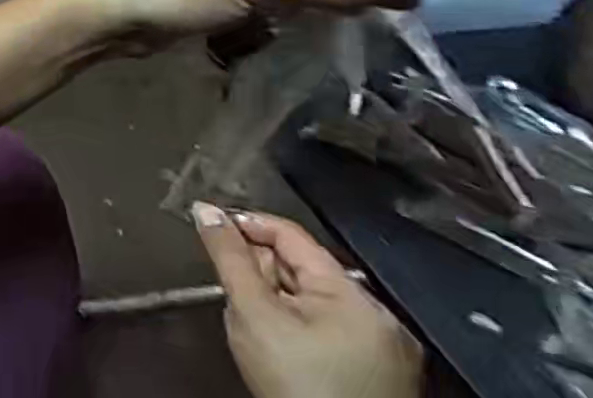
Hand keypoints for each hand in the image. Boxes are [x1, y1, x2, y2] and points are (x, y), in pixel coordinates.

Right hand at [194, 205, 423, 397]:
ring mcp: (385, 348)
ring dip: (278, 299)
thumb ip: (228, 256)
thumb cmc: (296, 386)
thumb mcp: (251, 313)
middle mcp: (379, 316)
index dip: (246, 224)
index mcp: (353, 295)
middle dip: (262, 270)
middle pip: (302, 266)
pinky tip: (282, 346)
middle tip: (235, 290)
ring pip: (314, 298)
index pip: (289, 233)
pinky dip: (299, 326)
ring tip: (256, 323)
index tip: (212, 229)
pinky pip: (330, 328)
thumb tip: (206, 211)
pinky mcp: (382, 375)